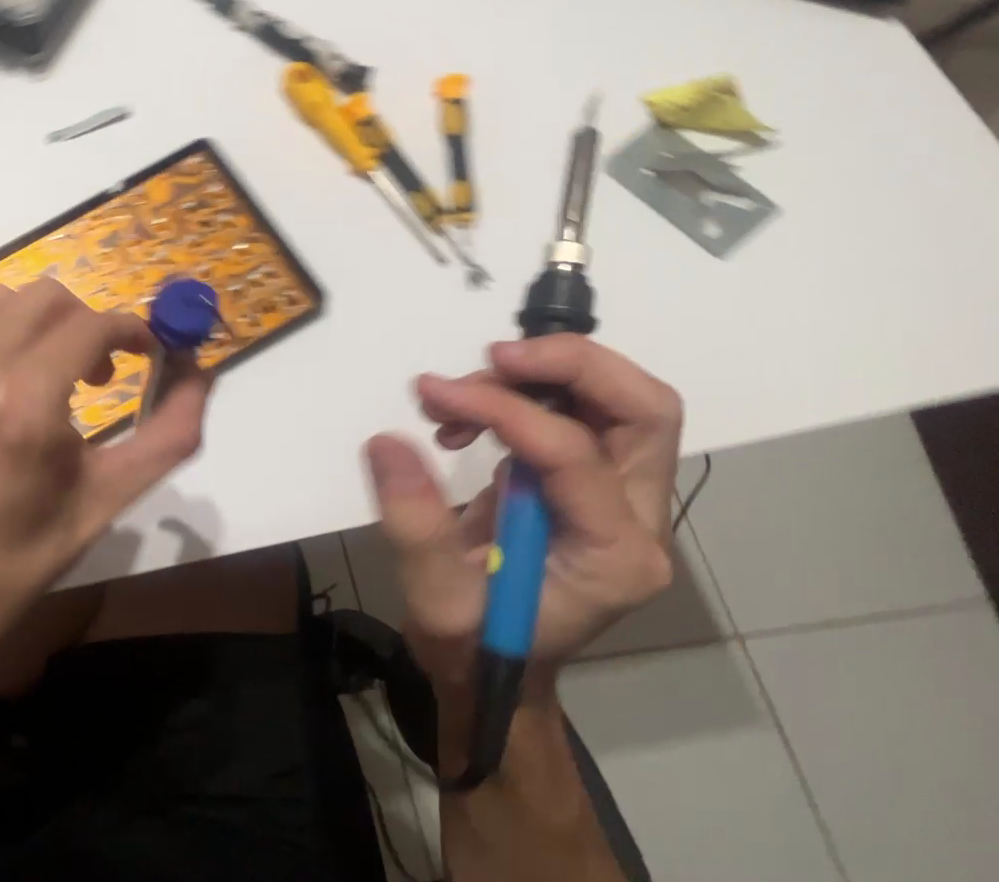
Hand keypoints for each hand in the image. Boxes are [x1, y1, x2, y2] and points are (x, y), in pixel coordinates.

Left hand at [0, 279, 212, 698]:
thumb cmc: (23, 553)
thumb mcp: (107, 499)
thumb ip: (168, 434)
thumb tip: (201, 373)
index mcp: (22, 408)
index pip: (89, 325)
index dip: (129, 329)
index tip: (145, 351)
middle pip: (44, 297)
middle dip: (84, 321)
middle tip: (96, 372)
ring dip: (37, 327)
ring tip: (46, 379)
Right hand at [362, 336, 681, 695]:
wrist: (492, 672)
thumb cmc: (472, 649)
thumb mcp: (435, 601)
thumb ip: (415, 525)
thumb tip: (387, 442)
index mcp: (614, 557)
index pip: (574, 454)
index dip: (504, 411)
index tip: (433, 393)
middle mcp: (640, 523)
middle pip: (642, 411)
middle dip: (569, 367)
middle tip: (491, 357)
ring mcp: (624, 504)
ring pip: (621, 405)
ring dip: (546, 377)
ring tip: (460, 395)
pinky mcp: (593, 488)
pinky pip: (583, 417)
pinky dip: (529, 397)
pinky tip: (469, 420)